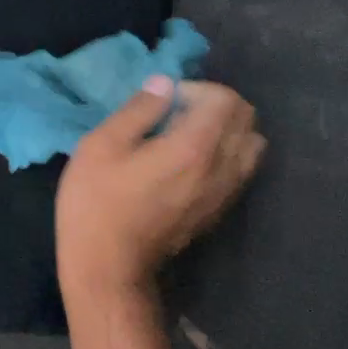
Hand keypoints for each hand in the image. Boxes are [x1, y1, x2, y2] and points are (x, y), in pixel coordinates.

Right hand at [55, 77, 265, 313]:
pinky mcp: (221, 209)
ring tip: (184, 138)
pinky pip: (242, 168)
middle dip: (213, 105)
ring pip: (251, 144)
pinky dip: (225, 154)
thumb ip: (137, 111)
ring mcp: (227, 190)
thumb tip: (164, 84)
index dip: (194, 89)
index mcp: (195, 146)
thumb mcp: (99, 147)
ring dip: (225, 130)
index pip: (224, 98)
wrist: (109, 264)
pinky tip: (187, 164)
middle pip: (246, 118)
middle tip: (171, 114)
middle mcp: (224, 165)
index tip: (160, 102)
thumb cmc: (95, 202)